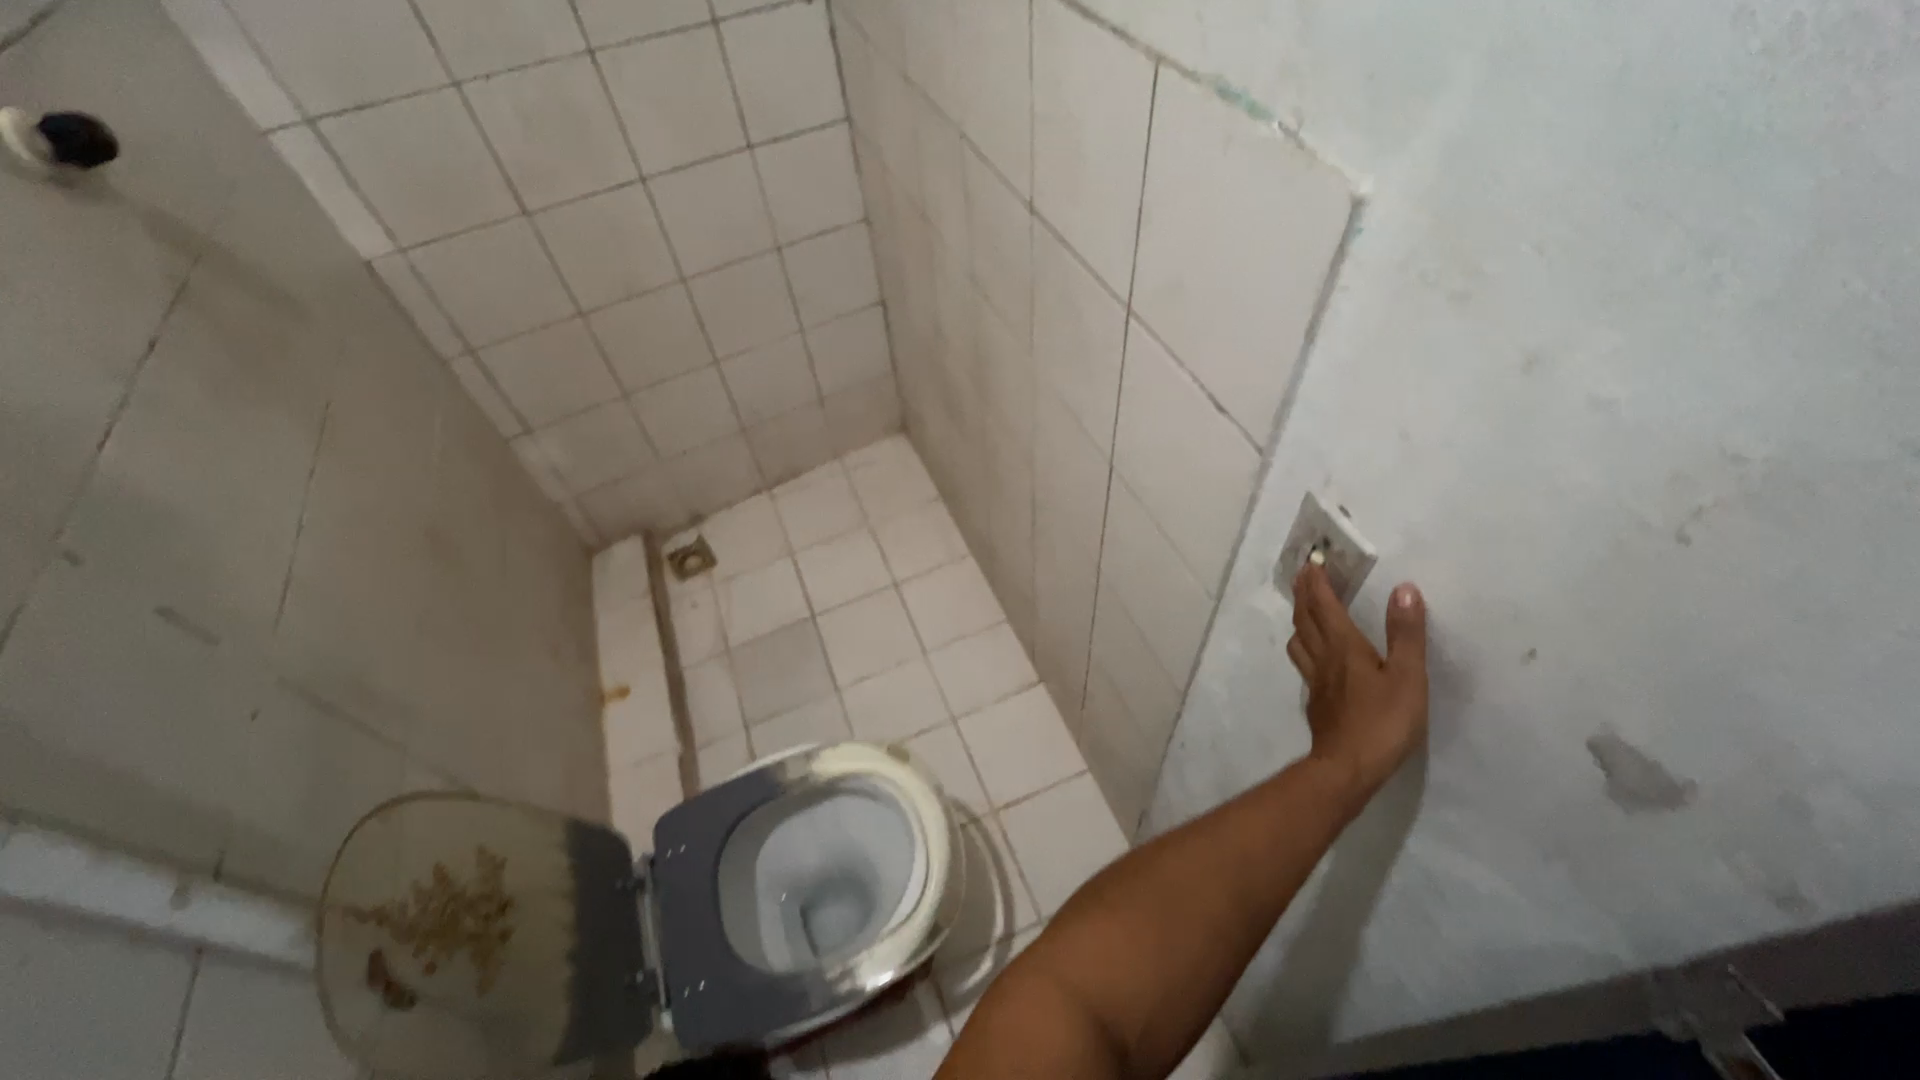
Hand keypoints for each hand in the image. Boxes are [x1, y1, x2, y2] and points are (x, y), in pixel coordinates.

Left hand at [1286, 563, 1428, 796]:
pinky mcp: (1317, 702)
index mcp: (1344, 647)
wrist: (1349, 766)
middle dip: (1303, 594)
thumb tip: (1404, 589)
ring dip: (1299, 620)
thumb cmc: (1383, 722)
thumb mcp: (1407, 676)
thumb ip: (1405, 633)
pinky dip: (1304, 648)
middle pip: (1305, 620)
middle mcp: (1323, 659)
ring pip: (1299, 642)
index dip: (1316, 583)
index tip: (1311, 562)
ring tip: (1302, 610)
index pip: (1324, 606)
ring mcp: (1316, 681)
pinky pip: (1304, 664)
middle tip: (1301, 575)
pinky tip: (1312, 656)